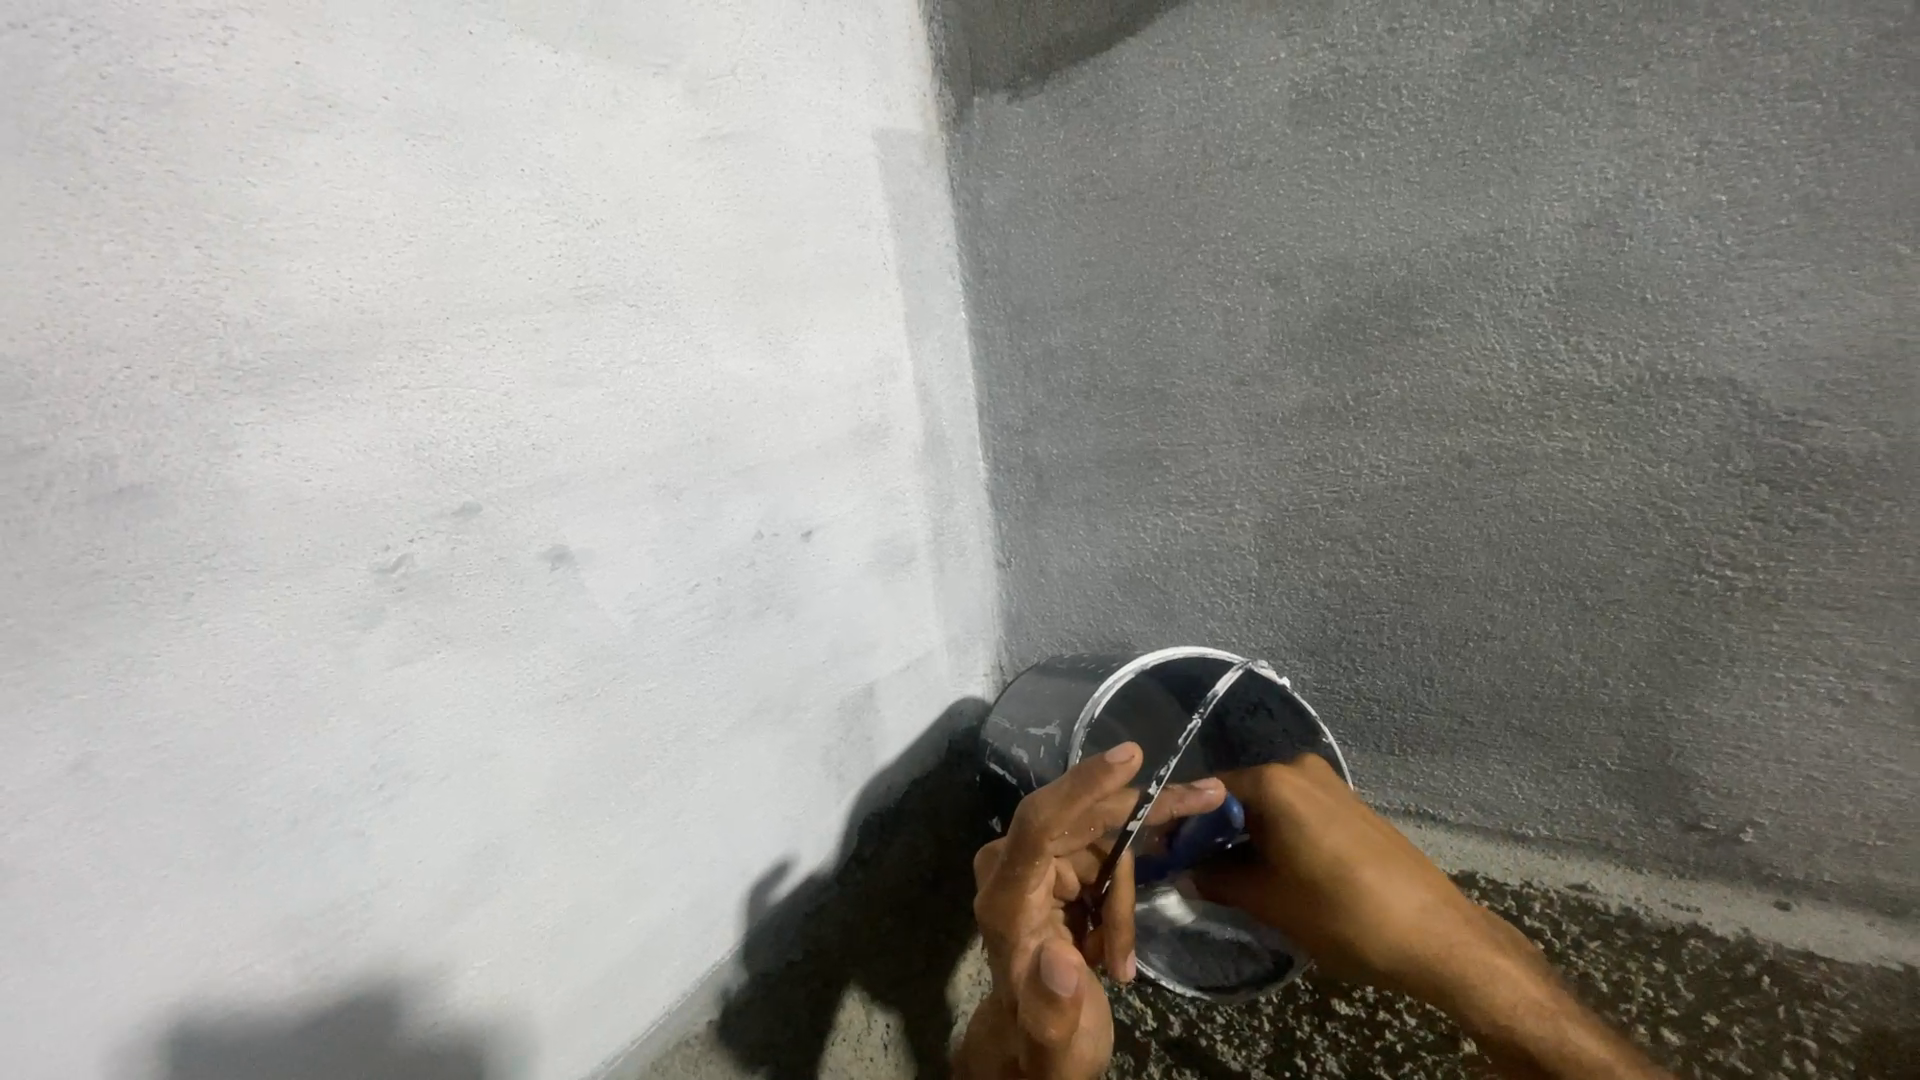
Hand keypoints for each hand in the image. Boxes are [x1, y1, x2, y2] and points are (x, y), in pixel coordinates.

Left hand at [956, 742, 1225, 1079]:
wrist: (1035, 1044)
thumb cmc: (1043, 1044)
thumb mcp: (1052, 1045)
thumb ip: (1050, 1009)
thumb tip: (1060, 963)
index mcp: (1006, 898)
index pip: (1039, 822)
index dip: (1083, 785)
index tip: (1131, 757)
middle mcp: (1013, 867)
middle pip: (1086, 819)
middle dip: (1142, 814)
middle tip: (1207, 796)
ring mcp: (1033, 865)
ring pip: (1101, 843)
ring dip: (1124, 895)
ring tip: (1119, 961)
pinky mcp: (1051, 870)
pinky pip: (1101, 858)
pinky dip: (1121, 894)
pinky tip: (1114, 948)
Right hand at [1194, 753, 1537, 1006]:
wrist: (1439, 938)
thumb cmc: (1342, 913)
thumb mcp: (1267, 901)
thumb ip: (1215, 880)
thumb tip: (1181, 874)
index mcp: (1273, 781)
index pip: (1206, 792)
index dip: (1183, 825)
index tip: (1166, 853)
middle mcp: (1299, 768)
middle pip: (1238, 795)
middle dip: (1215, 830)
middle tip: (1197, 868)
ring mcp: (1330, 784)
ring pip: (1269, 805)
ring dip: (1247, 834)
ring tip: (1235, 874)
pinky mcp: (1352, 805)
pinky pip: (1297, 811)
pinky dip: (1278, 834)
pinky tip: (1277, 869)